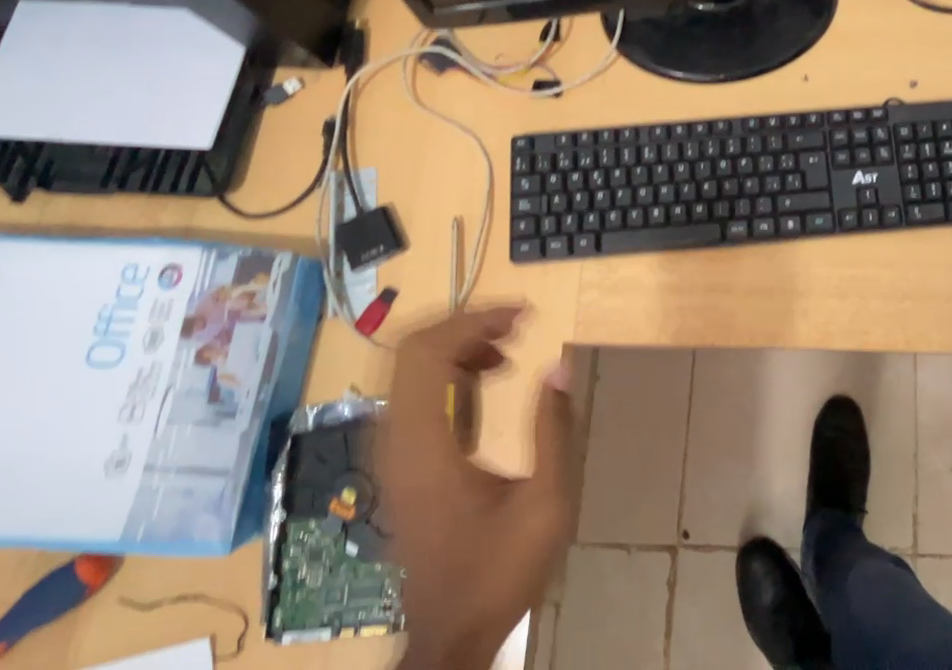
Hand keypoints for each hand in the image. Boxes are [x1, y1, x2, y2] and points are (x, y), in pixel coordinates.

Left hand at [379, 305, 578, 668]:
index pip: (428, 353)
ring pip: (409, 370)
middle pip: (411, 351)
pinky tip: (491, 377)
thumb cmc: (499, 572)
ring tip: (510, 345)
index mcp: (425, 445)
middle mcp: (396, 441)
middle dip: (465, 325)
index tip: (524, 316)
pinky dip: (450, 372)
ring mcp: (393, 453)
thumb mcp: (544, 503)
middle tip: (517, 324)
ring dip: (457, 346)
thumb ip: (552, 430)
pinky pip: (416, 396)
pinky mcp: (401, 463)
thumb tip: (558, 367)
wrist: (450, 634)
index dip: (474, 321)